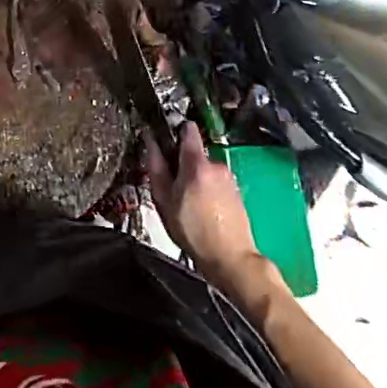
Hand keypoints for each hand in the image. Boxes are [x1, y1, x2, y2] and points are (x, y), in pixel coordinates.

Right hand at [145, 124, 260, 287]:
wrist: (230, 258)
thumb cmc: (193, 231)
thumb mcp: (164, 200)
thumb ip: (156, 167)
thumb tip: (150, 141)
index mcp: (196, 163)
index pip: (188, 129)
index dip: (174, 132)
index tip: (165, 144)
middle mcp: (216, 165)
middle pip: (194, 153)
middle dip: (182, 164)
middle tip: (173, 187)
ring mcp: (228, 177)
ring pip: (204, 169)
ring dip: (195, 179)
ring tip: (188, 204)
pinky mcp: (236, 190)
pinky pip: (216, 181)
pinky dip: (208, 189)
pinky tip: (203, 210)